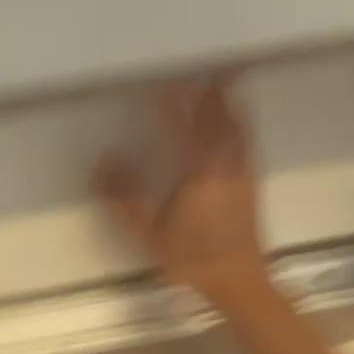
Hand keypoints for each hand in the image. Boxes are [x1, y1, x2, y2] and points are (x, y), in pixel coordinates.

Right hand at [94, 83, 268, 298]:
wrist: (239, 280)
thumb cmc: (193, 259)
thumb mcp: (149, 233)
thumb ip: (123, 197)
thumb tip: (102, 163)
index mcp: (198, 166)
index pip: (180, 118)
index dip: (165, 98)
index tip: (151, 83)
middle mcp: (225, 158)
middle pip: (215, 108)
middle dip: (199, 87)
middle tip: (184, 72)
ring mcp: (243, 166)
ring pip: (235, 118)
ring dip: (221, 98)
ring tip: (209, 83)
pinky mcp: (251, 178)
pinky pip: (245, 134)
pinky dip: (236, 118)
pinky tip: (229, 123)